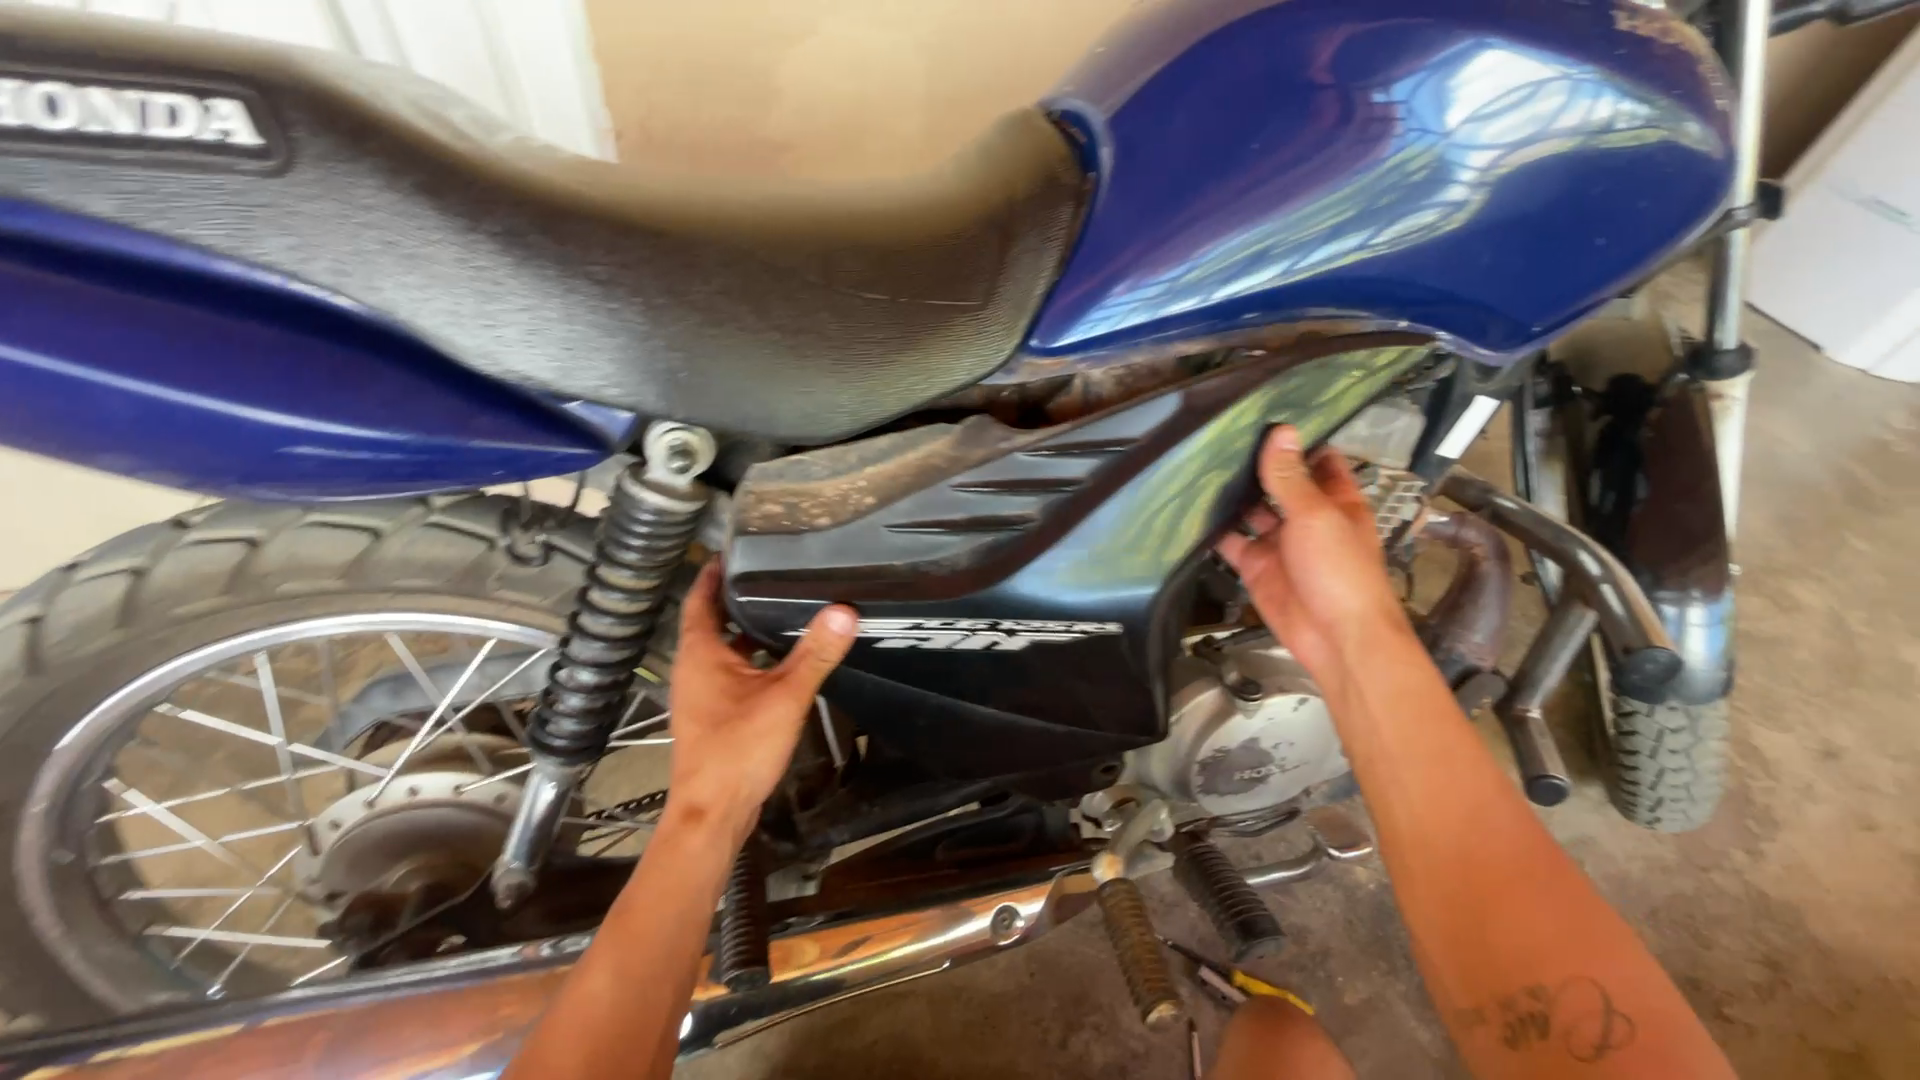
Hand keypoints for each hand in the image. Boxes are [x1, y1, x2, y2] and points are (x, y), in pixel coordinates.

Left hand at [664, 561, 856, 844]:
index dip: (714, 573)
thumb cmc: (738, 749)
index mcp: (701, 653)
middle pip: (713, 622)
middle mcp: (694, 669)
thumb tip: (844, 610)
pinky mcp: (712, 716)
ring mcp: (701, 695)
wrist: (712, 813)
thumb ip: (815, 653)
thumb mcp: (785, 696)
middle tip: (773, 576)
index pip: (700, 599)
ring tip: (784, 612)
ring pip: (724, 651)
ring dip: (747, 633)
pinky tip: (782, 664)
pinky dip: (751, 661)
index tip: (735, 550)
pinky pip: (731, 674)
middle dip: (739, 600)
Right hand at [1215, 426, 1414, 688]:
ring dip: (1231, 496)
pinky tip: (1193, 512)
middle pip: (1278, 483)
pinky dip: (1213, 532)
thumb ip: (1292, 477)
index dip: (1295, 440)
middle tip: (1218, 437)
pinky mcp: (1256, 567)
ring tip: (1200, 467)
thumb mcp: (1316, 516)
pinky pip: (1231, 544)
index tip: (1264, 416)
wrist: (1336, 638)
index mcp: (1335, 500)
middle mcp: (1307, 518)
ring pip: (1250, 511)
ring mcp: (1279, 543)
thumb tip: (1281, 433)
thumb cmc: (1342, 574)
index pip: (1316, 459)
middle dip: (1254, 465)